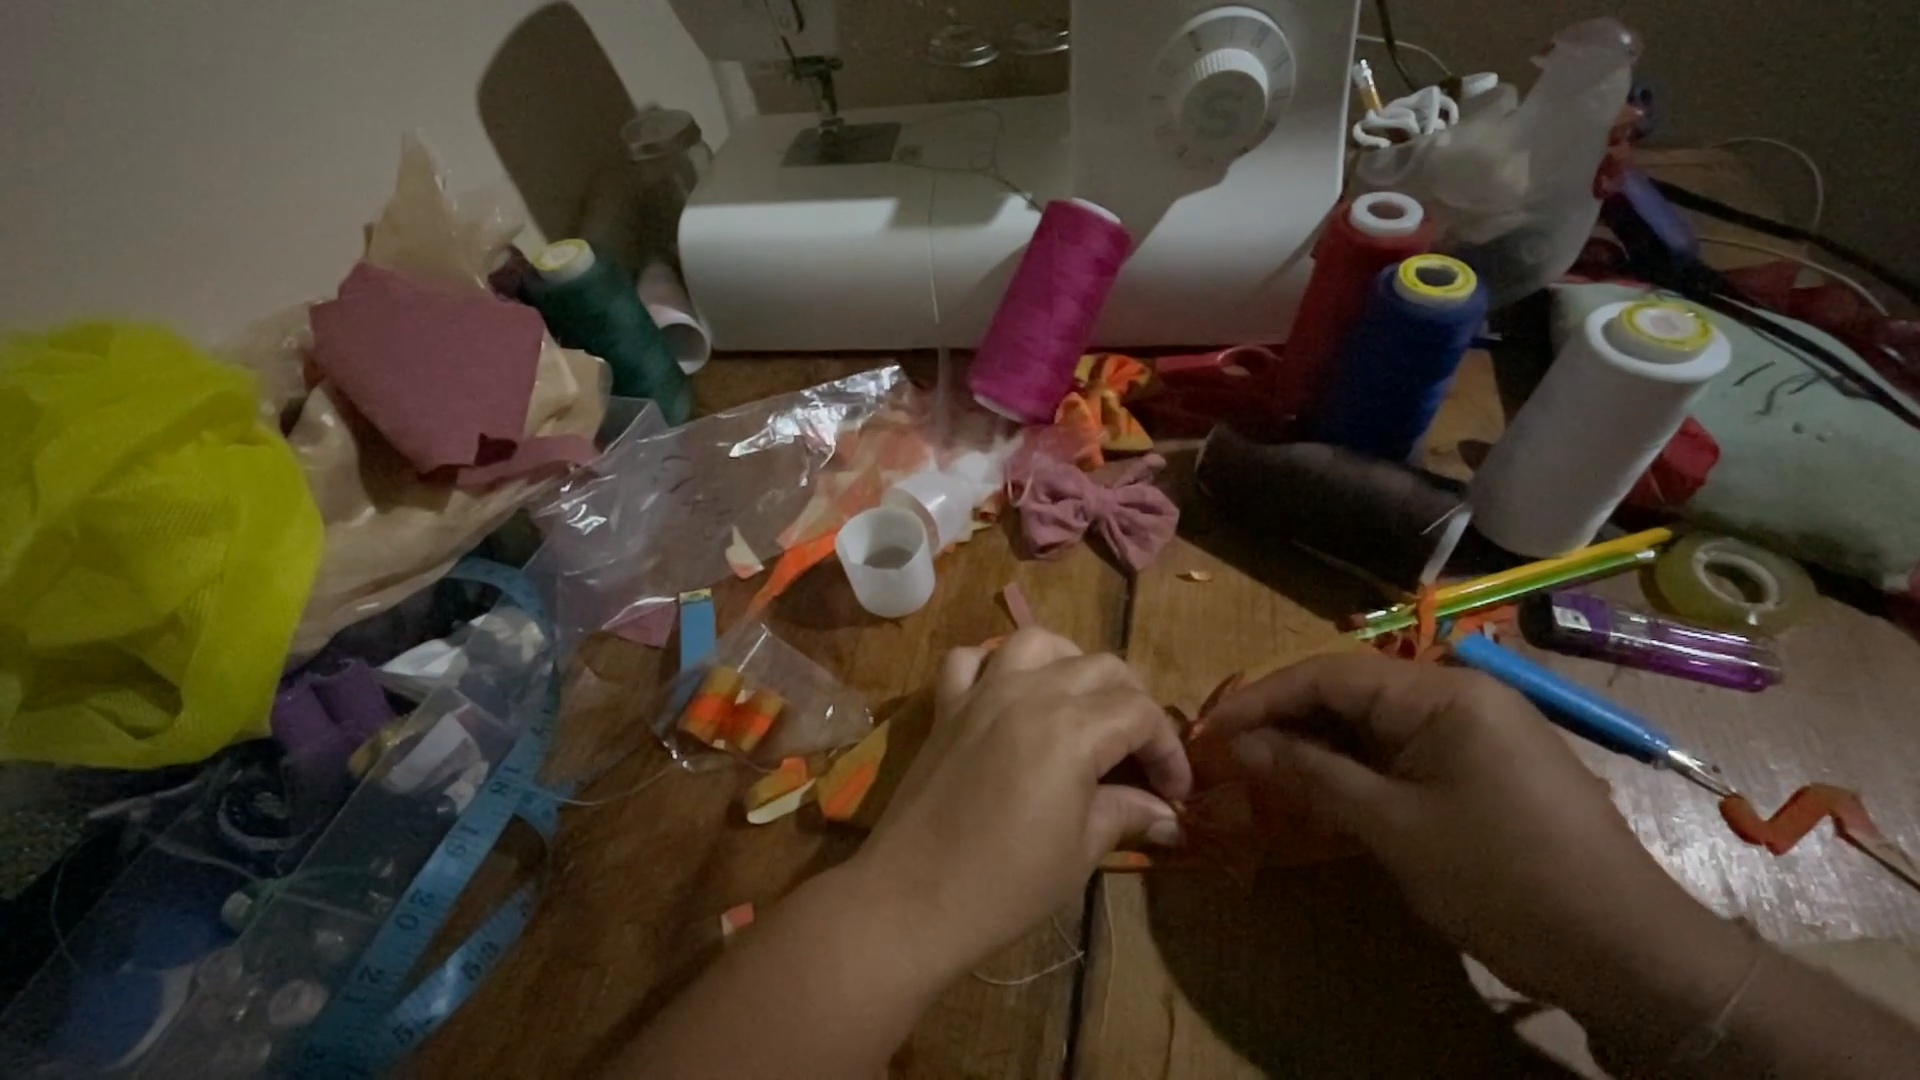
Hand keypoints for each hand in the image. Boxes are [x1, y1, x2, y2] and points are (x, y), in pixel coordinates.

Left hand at [850, 629, 1191, 977]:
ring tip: (1081, 705)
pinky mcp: (945, 707)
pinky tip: (1006, 695)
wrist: (911, 899)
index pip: (1140, 713)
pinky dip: (993, 665)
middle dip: (1132, 703)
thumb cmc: (1006, 884)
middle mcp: (1030, 693)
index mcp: (1072, 728)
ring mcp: (982, 693)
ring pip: (1038, 643)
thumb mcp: (1080, 851)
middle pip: (1101, 668)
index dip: (1168, 750)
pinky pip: (969, 660)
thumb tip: (1168, 815)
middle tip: (1137, 753)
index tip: (1175, 792)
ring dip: (1070, 664)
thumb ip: (1126, 814)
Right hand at [1198, 651, 1747, 1016]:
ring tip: (1261, 770)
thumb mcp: (1392, 827)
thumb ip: (1310, 773)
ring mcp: (1475, 730)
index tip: (1210, 730)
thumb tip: (1238, 744)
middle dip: (1284, 720)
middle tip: (1228, 753)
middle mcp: (1458, 695)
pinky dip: (1354, 766)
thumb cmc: (1503, 880)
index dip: (1261, 699)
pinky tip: (1320, 789)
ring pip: (1371, 722)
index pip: (1328, 674)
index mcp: (1441, 693)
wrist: (1632, 957)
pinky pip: (1400, 750)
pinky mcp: (1482, 766)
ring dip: (1315, 745)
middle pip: (1348, 692)